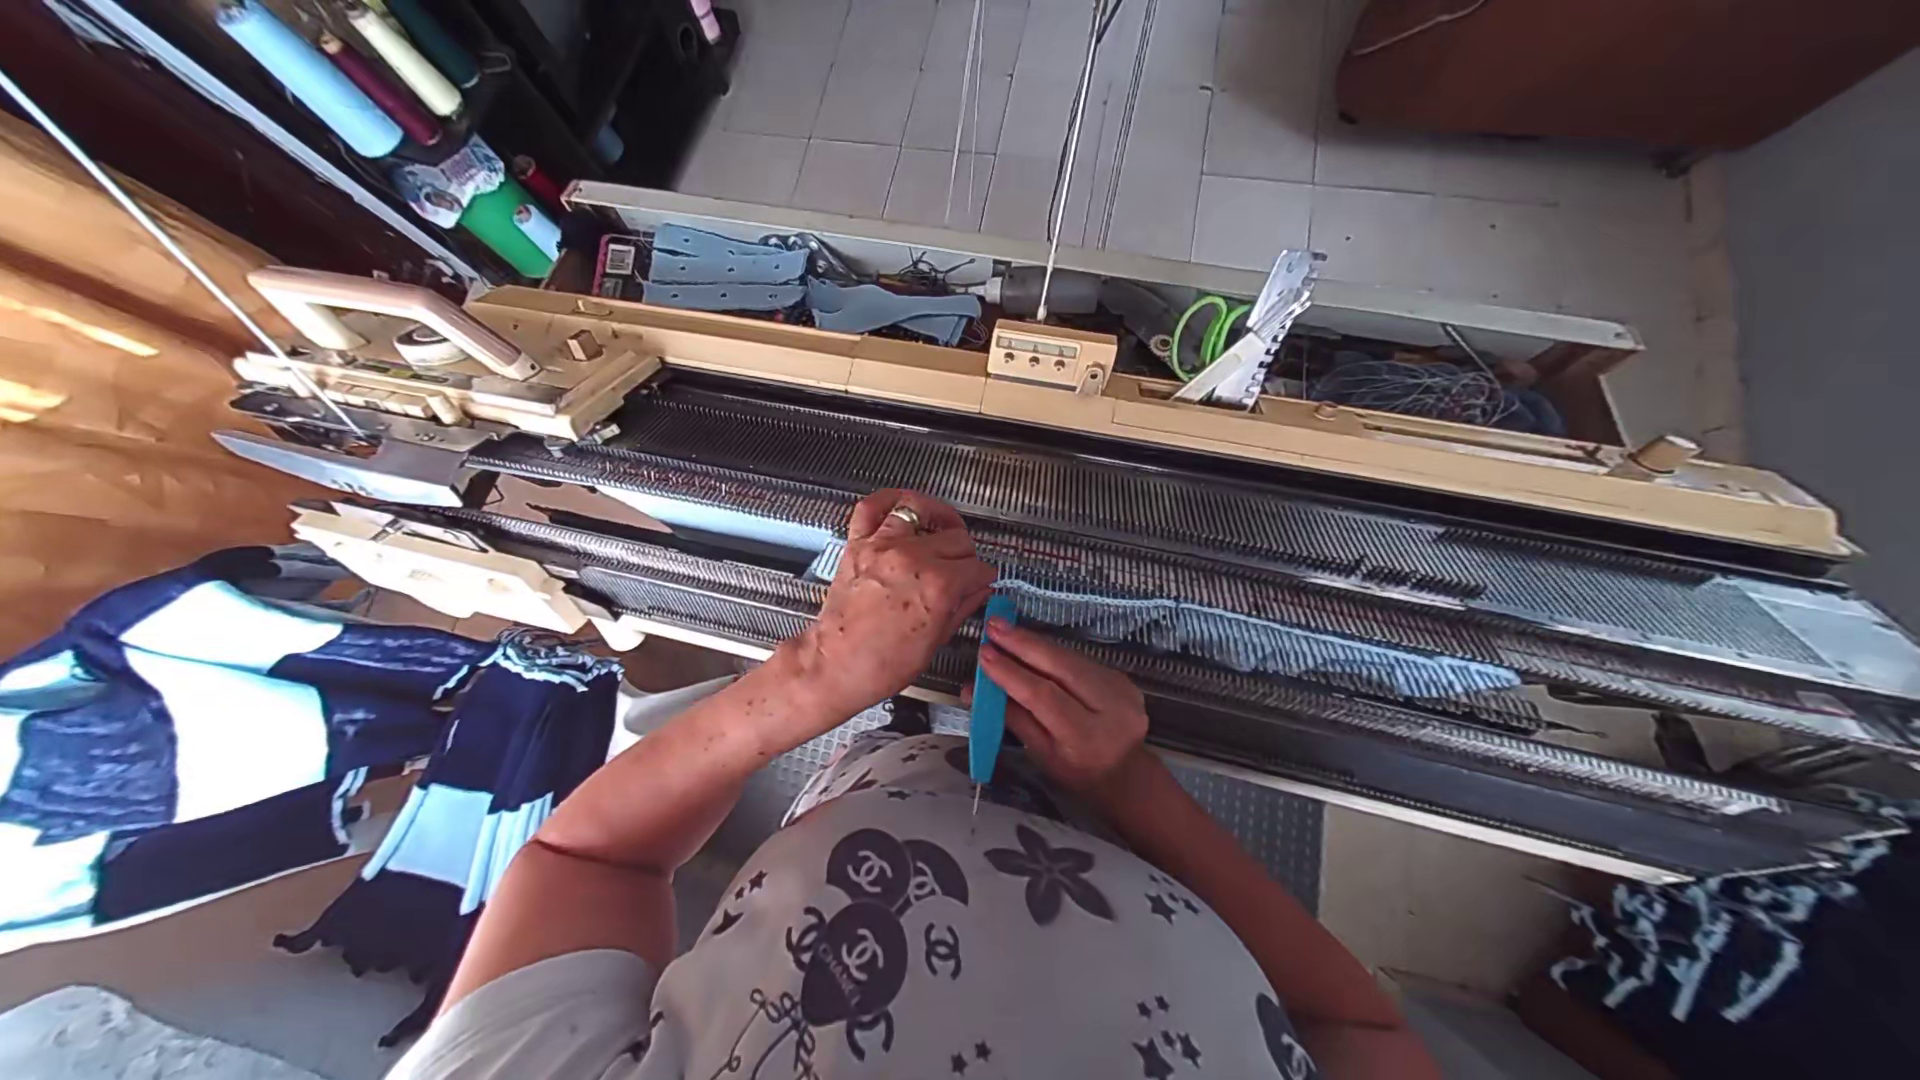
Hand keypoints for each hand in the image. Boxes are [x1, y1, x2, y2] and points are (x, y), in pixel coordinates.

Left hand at [782, 489, 996, 726]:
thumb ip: (963, 606)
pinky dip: (890, 499)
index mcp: (938, 586)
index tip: (981, 580)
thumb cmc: (879, 663)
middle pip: (957, 538)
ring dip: (938, 517)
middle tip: (964, 567)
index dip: (985, 577)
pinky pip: (872, 506)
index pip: (978, 567)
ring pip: (922, 510)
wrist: (836, 665)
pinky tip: (904, 505)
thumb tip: (978, 591)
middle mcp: (913, 559)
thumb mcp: (936, 640)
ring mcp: (884, 547)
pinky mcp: (859, 545)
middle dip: (967, 554)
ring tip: (944, 526)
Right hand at [976, 618, 1150, 800]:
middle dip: (1023, 644)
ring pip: (1070, 657)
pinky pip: (1079, 658)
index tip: (985, 654)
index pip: (1043, 696)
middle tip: (994, 626)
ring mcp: (1120, 688)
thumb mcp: (1041, 753)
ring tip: (1005, 629)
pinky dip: (1052, 651)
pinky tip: (1030, 642)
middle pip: (1061, 666)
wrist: (1126, 773)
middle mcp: (1110, 708)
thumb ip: (1011, 716)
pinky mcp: (1122, 676)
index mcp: (1086, 737)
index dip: (1012, 673)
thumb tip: (972, 688)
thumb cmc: (1076, 771)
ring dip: (1035, 642)